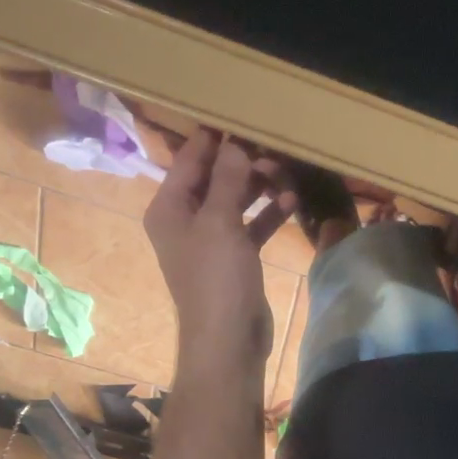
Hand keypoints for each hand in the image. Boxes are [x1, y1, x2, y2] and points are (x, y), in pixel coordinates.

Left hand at [143, 130, 298, 377]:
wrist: (228, 339)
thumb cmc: (216, 278)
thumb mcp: (220, 222)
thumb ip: (227, 180)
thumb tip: (234, 146)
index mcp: (168, 208)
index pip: (188, 161)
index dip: (212, 140)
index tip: (240, 120)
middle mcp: (184, 221)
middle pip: (213, 180)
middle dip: (242, 165)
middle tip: (273, 152)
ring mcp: (210, 242)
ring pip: (235, 202)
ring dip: (259, 189)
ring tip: (285, 176)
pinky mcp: (234, 261)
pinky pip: (250, 228)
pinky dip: (267, 216)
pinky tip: (289, 204)